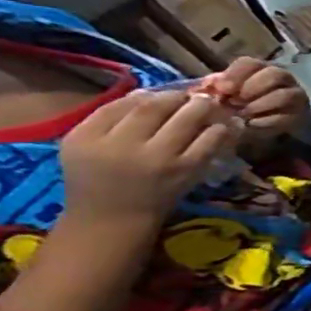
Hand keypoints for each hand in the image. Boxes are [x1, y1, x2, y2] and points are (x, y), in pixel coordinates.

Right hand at [60, 90, 241, 222]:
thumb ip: (109, 115)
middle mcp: (123, 146)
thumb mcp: (83, 144)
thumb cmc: (96, 176)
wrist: (113, 217)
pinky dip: (223, 128)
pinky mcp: (186, 170)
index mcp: (89, 137)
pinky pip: (212, 140)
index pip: (131, 103)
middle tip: (198, 98)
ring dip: (207, 109)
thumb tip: (148, 92)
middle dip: (185, 98)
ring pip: (190, 119)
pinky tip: (228, 125)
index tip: (173, 94)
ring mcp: (159, 158)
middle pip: (162, 107)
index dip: (159, 94)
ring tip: (212, 108)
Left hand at [206, 58, 308, 136]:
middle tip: (235, 102)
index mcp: (260, 70)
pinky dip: (267, 121)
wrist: (259, 126)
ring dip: (261, 104)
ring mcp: (295, 97)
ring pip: (285, 95)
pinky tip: (252, 125)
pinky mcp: (300, 115)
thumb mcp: (222, 96)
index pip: (251, 64)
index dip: (235, 74)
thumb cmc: (237, 108)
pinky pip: (287, 116)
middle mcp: (282, 79)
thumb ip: (215, 89)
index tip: (222, 90)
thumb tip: (207, 87)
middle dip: (252, 88)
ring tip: (244, 114)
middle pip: (275, 74)